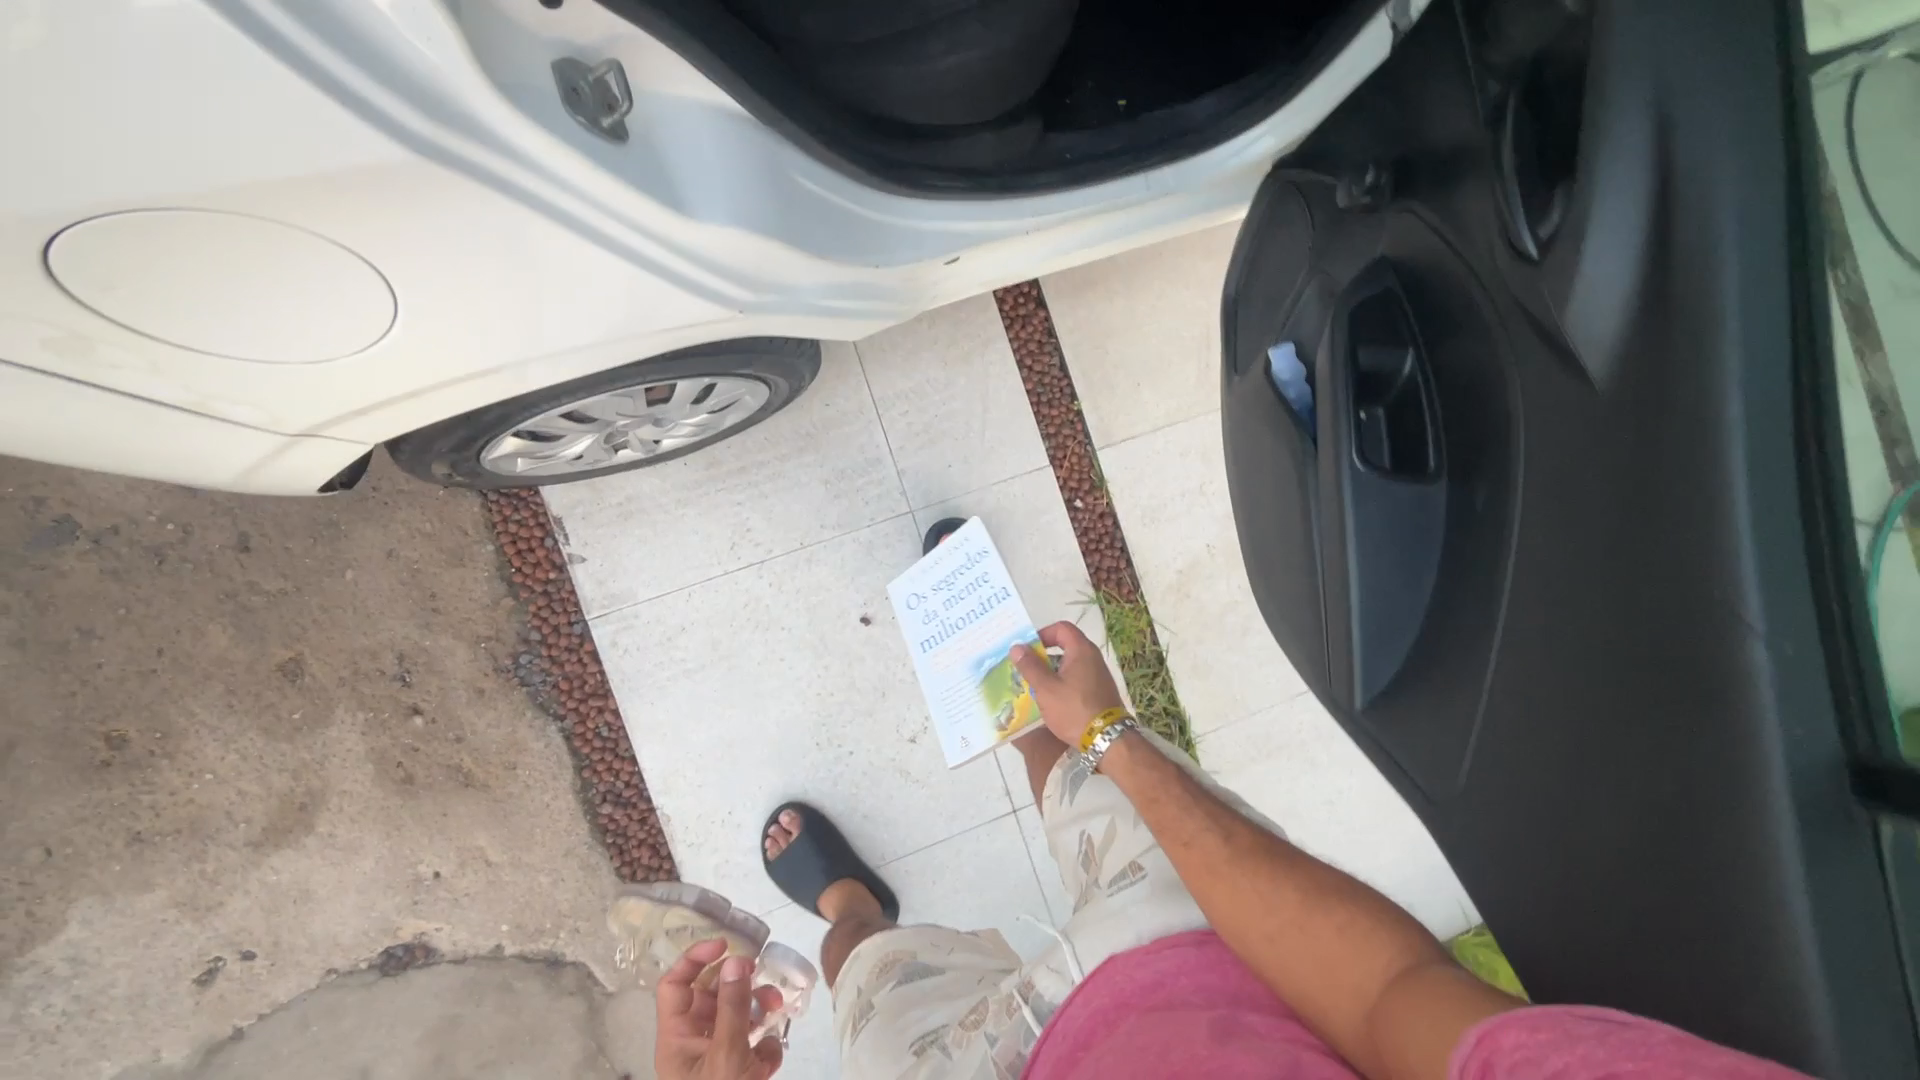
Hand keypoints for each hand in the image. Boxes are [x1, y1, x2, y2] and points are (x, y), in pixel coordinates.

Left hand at [655, 939, 785, 1079]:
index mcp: (676, 1038)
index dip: (695, 959)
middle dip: (739, 984)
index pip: (674, 986)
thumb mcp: (727, 1053)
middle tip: (761, 975)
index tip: (726, 944)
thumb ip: (733, 1005)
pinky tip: (769, 1061)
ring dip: (758, 1010)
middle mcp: (693, 1043)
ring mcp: (716, 1058)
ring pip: (735, 1017)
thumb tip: (735, 959)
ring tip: (776, 1009)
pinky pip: (750, 1045)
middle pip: (711, 997)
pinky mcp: (738, 1072)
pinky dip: (764, 1047)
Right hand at [1011, 620, 1126, 746]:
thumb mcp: (1046, 688)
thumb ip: (1030, 666)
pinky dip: (1061, 682)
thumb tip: (1017, 647)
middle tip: (1025, 667)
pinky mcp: (1098, 691)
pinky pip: (1076, 678)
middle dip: (1043, 655)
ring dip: (1051, 671)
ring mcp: (1098, 675)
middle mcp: (1092, 658)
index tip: (1027, 649)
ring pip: (1069, 664)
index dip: (1042, 633)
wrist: (1108, 739)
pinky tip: (1050, 699)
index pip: (1061, 628)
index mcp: (1081, 650)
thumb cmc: (1074, 710)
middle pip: (1065, 645)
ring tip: (1033, 685)